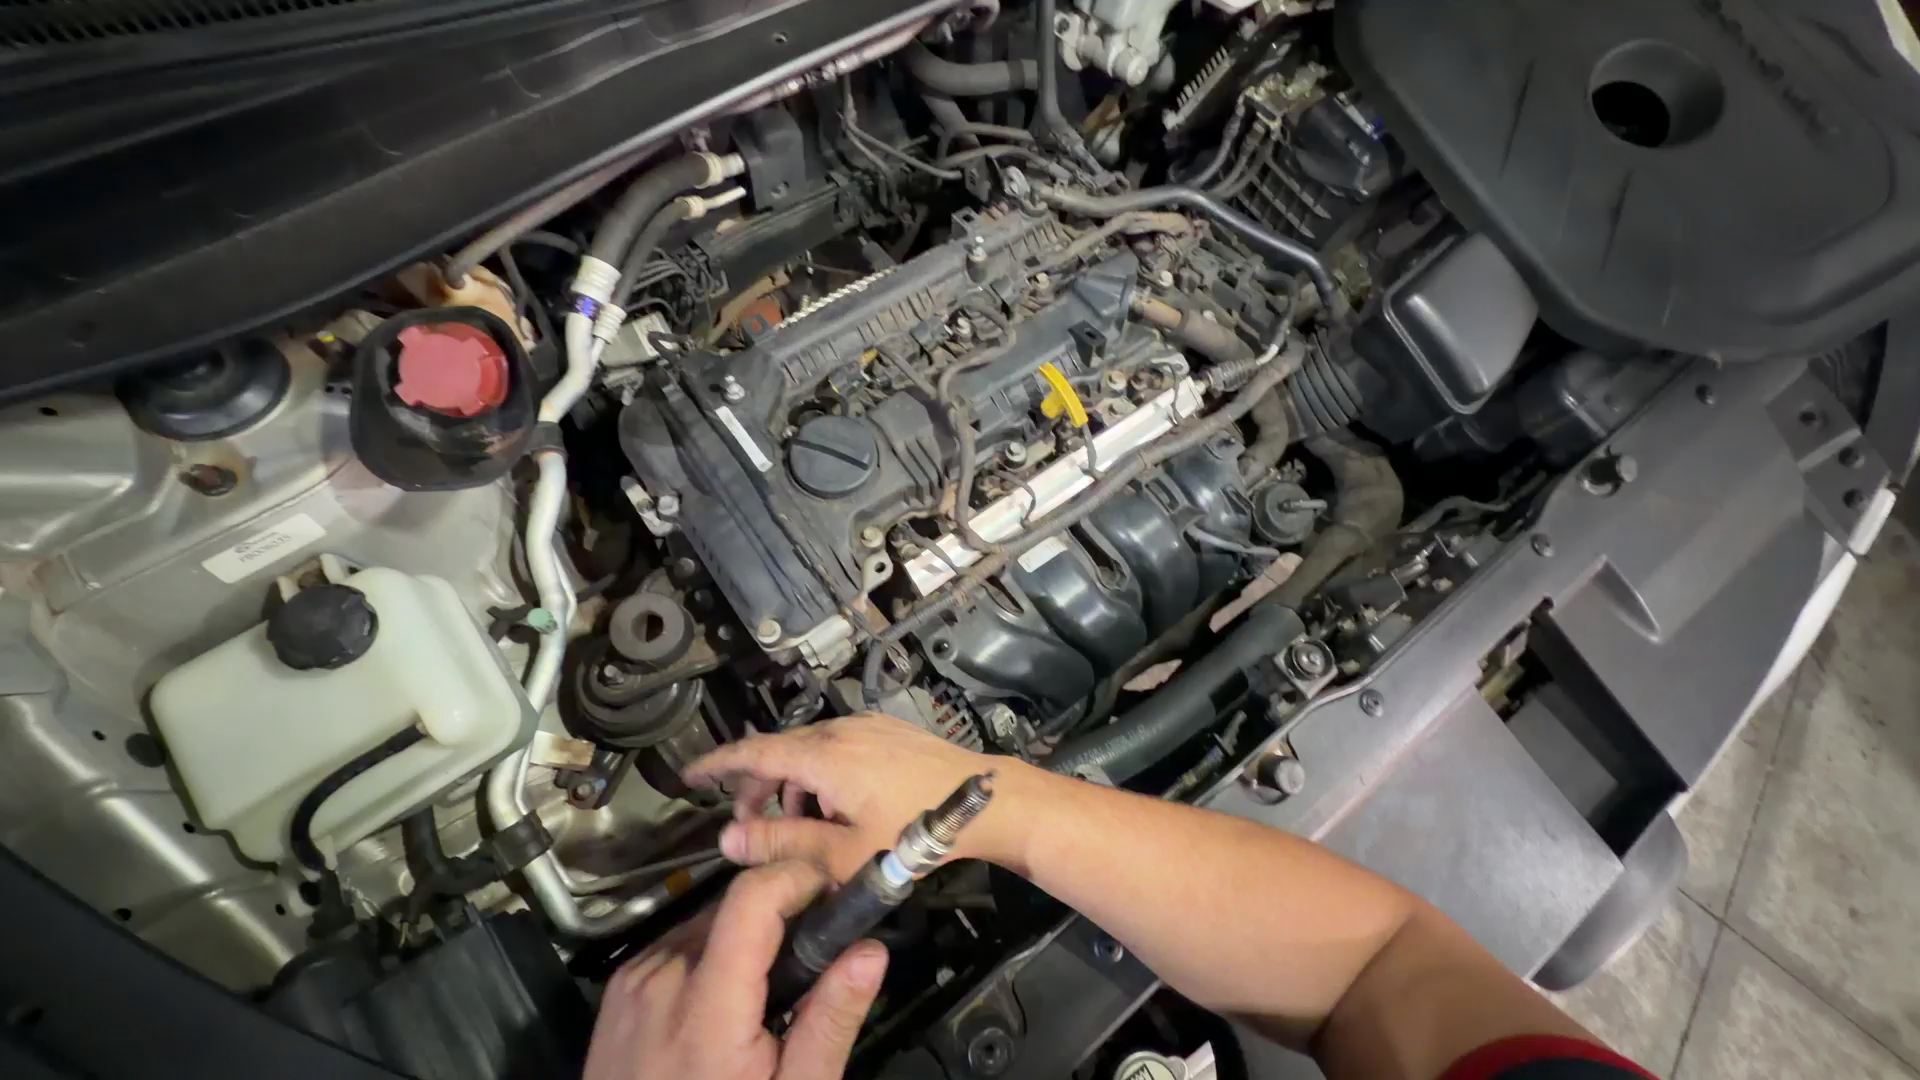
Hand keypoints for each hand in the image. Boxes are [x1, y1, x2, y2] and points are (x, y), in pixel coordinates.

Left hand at [582, 861, 887, 1079]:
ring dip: (747, 939)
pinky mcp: (620, 987)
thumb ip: (830, 1021)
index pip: (752, 896)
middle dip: (783, 919)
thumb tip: (872, 949)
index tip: (834, 899)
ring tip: (766, 997)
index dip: (799, 878)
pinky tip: (722, 1005)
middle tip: (813, 967)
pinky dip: (712, 955)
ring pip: (711, 921)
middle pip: (737, 906)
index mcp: (705, 1006)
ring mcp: (635, 979)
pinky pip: (681, 943)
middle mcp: (662, 975)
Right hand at [683, 713, 1030, 881]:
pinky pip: (838, 747)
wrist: (983, 800)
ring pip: (810, 750)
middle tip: (751, 829)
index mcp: (824, 755)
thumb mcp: (844, 851)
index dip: (717, 763)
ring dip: (793, 785)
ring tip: (802, 827)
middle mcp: (841, 729)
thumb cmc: (914, 830)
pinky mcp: (887, 731)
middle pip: (781, 751)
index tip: (689, 775)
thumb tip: (727, 840)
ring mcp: (867, 726)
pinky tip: (837, 808)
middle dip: (758, 787)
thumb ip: (782, 844)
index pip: (754, 752)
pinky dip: (821, 774)